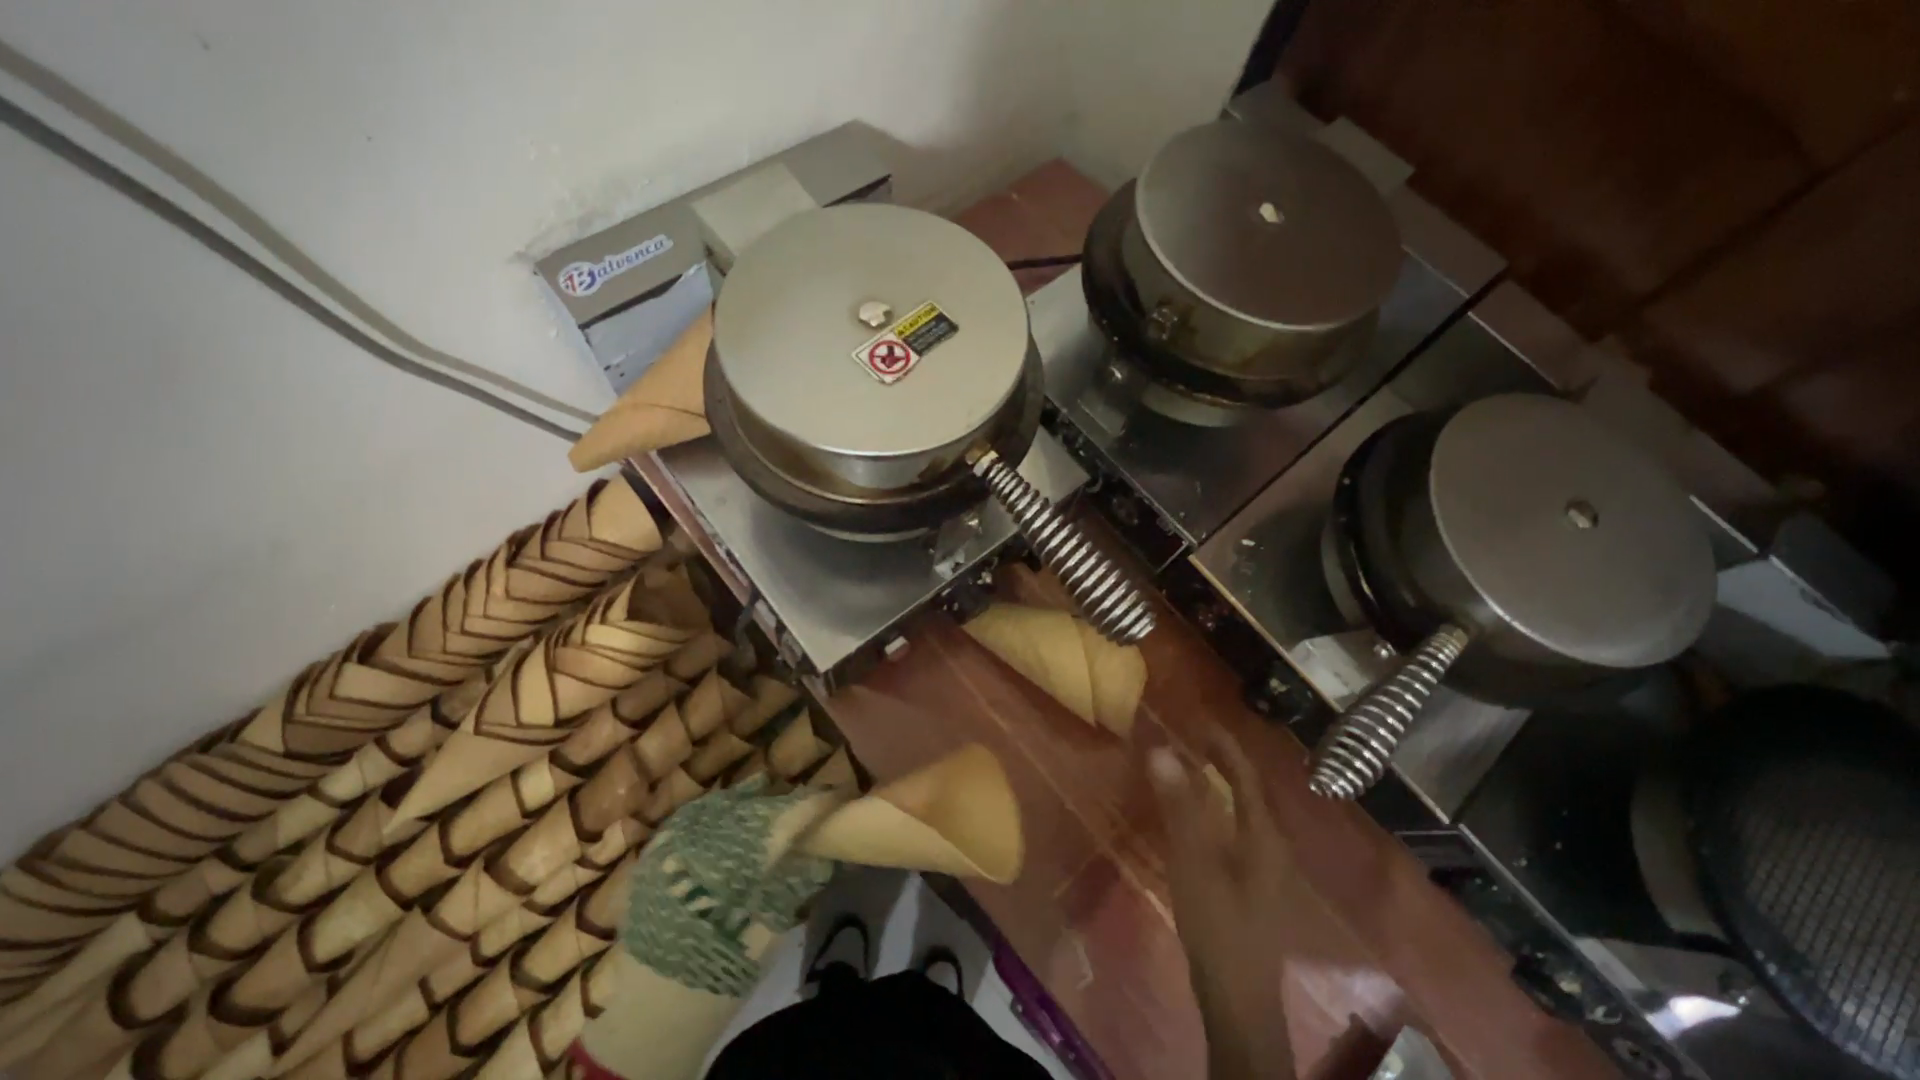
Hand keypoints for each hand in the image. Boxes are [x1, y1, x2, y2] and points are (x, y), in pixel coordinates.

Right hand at [1148, 731, 1296, 1079]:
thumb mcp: (1193, 862)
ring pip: (1242, 815)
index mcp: (1263, 835)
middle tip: (1189, 741)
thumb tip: (1161, 750)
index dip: (1223, 745)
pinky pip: (1234, 834)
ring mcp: (1264, 871)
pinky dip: (1215, 814)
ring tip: (1189, 772)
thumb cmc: (1220, 925)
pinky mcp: (1251, 890)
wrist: (1239, 999)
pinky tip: (1196, 825)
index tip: (1196, 721)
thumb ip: (1180, 807)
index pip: (1245, 775)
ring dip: (1218, 788)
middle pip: (1248, 792)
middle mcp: (1270, 846)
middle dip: (1222, 763)